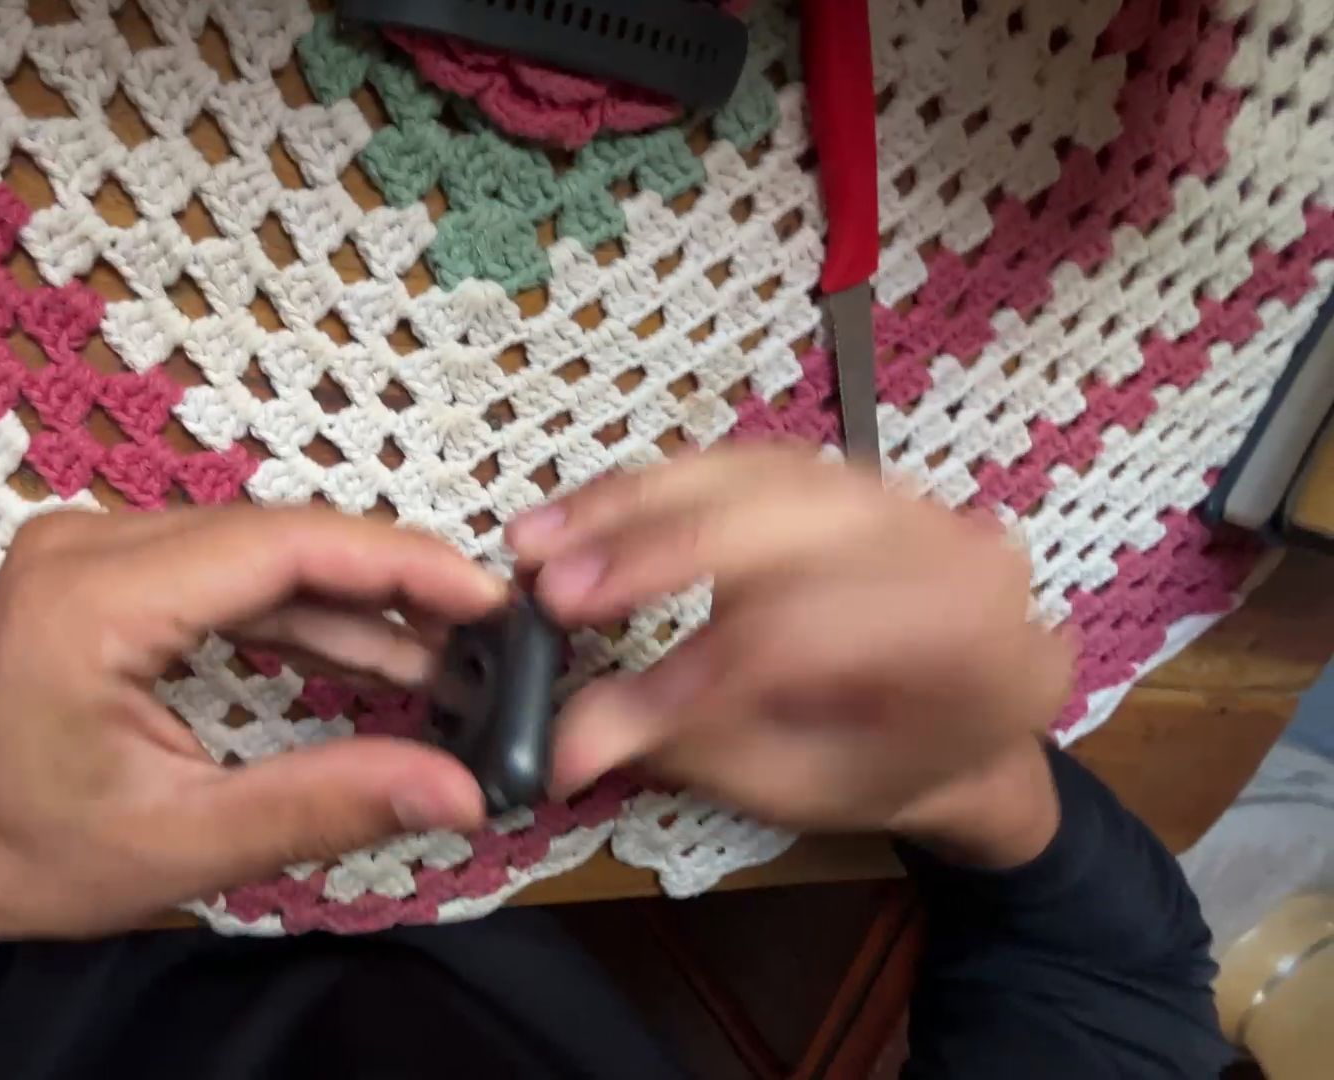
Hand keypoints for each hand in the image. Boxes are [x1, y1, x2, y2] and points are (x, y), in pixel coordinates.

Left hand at [0, 507, 505, 939]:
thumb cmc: (38, 856)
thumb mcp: (187, 846)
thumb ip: (327, 804)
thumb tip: (457, 789)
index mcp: (91, 602)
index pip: (277, 546)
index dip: (395, 561)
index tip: (481, 594)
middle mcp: (92, 543)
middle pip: (279, 537)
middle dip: (389, 583)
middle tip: (477, 632)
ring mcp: (102, 544)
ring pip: (266, 551)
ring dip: (355, 603)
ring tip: (439, 656)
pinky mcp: (120, 564)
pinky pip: (236, 573)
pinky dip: (307, 612)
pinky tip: (371, 651)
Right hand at [506, 446, 1069, 863]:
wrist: (945, 719)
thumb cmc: (878, 767)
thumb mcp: (785, 781)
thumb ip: (678, 747)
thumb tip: (563, 746)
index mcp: (977, 646)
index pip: (819, 635)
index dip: (701, 666)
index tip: (602, 704)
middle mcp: (944, 545)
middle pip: (778, 522)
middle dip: (647, 554)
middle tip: (548, 587)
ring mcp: (887, 495)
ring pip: (739, 475)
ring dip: (623, 505)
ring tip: (537, 536)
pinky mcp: (829, 475)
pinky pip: (725, 463)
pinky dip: (642, 489)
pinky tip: (583, 511)